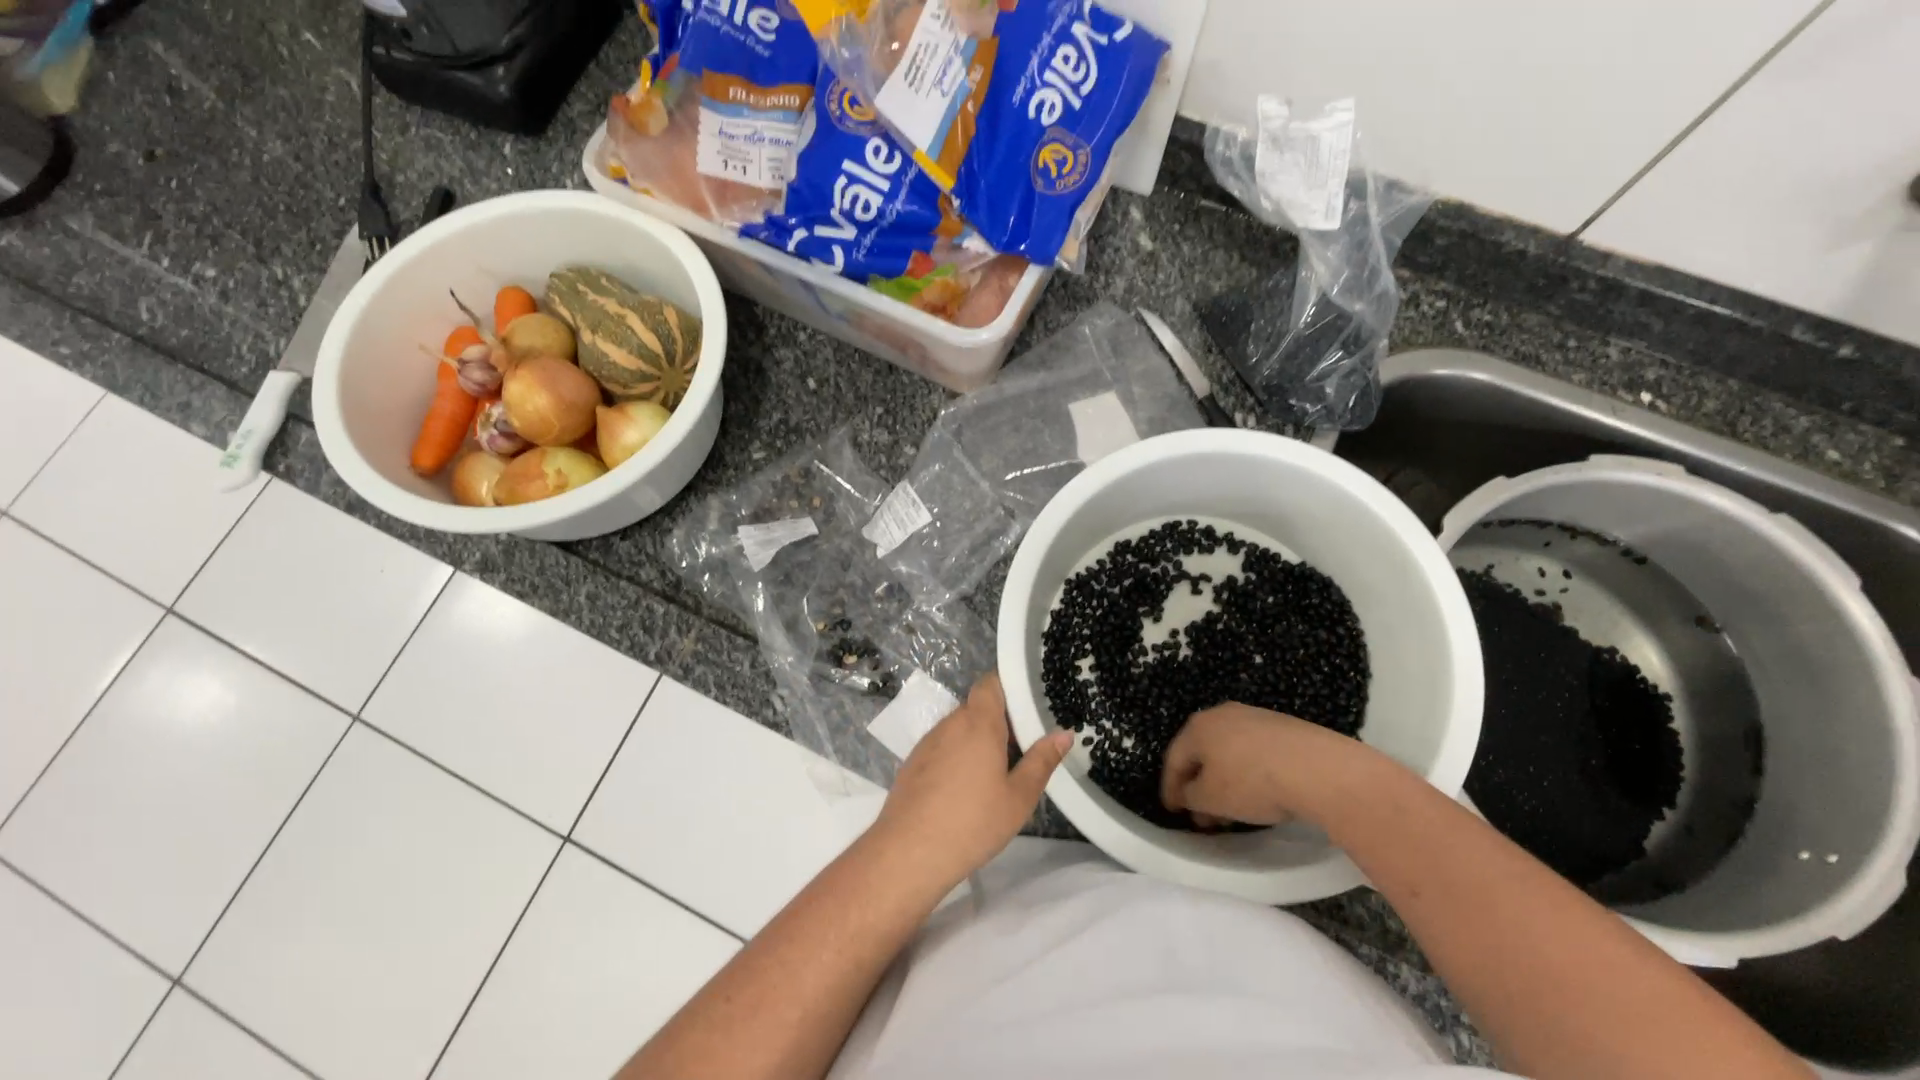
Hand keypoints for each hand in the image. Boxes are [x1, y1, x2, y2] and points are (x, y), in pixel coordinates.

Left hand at [871, 674, 1072, 888]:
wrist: (908, 852)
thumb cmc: (972, 822)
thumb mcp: (1018, 797)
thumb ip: (1041, 761)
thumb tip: (1063, 734)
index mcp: (978, 723)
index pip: (991, 684)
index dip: (1010, 689)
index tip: (1030, 709)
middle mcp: (949, 724)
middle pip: (977, 708)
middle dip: (1001, 722)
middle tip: (1025, 749)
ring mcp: (927, 744)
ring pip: (959, 729)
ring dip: (979, 741)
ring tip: (1000, 773)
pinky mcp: (914, 764)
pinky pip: (943, 747)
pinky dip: (959, 756)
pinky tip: (968, 790)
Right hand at [1162, 704, 1358, 827]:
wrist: (1318, 768)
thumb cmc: (1252, 783)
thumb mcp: (1210, 799)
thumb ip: (1190, 797)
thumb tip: (1190, 794)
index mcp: (1198, 727)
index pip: (1173, 759)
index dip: (1170, 789)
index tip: (1172, 811)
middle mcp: (1222, 714)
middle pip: (1202, 753)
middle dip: (1199, 786)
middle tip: (1203, 816)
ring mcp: (1255, 717)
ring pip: (1229, 752)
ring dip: (1224, 780)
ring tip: (1232, 810)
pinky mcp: (1284, 726)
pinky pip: (1254, 751)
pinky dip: (1248, 771)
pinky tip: (1259, 793)